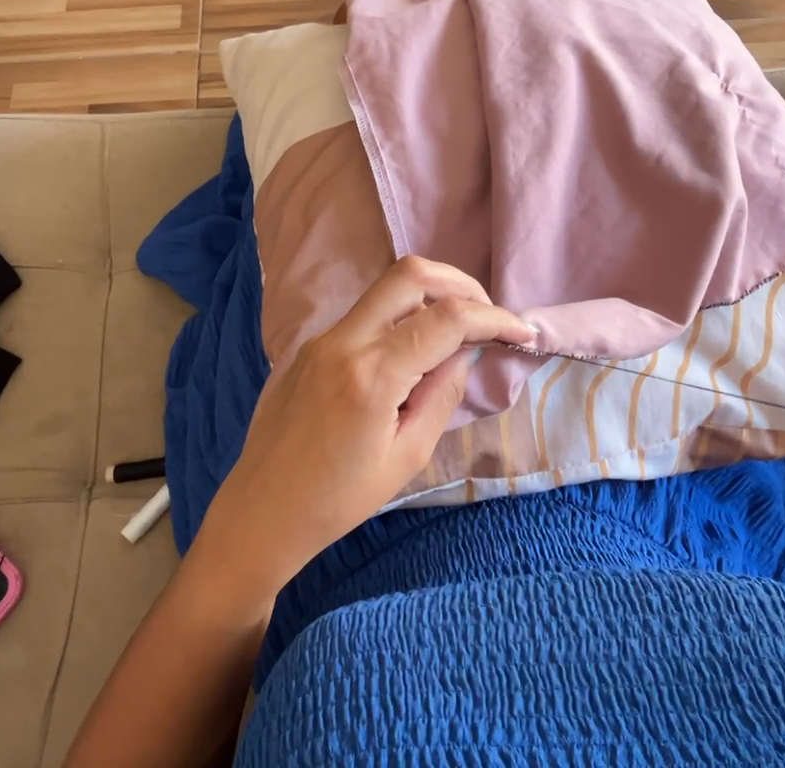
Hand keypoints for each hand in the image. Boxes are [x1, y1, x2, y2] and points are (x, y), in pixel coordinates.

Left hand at [189, 256, 532, 599]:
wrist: (262, 510)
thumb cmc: (338, 499)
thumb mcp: (406, 457)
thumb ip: (442, 395)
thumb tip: (466, 350)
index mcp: (371, 375)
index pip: (446, 319)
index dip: (494, 318)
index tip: (522, 333)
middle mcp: (343, 341)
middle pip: (411, 274)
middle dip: (460, 284)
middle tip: (487, 316)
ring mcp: (321, 339)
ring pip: (385, 289)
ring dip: (430, 296)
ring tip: (458, 332)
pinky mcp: (309, 346)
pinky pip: (364, 313)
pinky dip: (400, 316)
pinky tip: (415, 350)